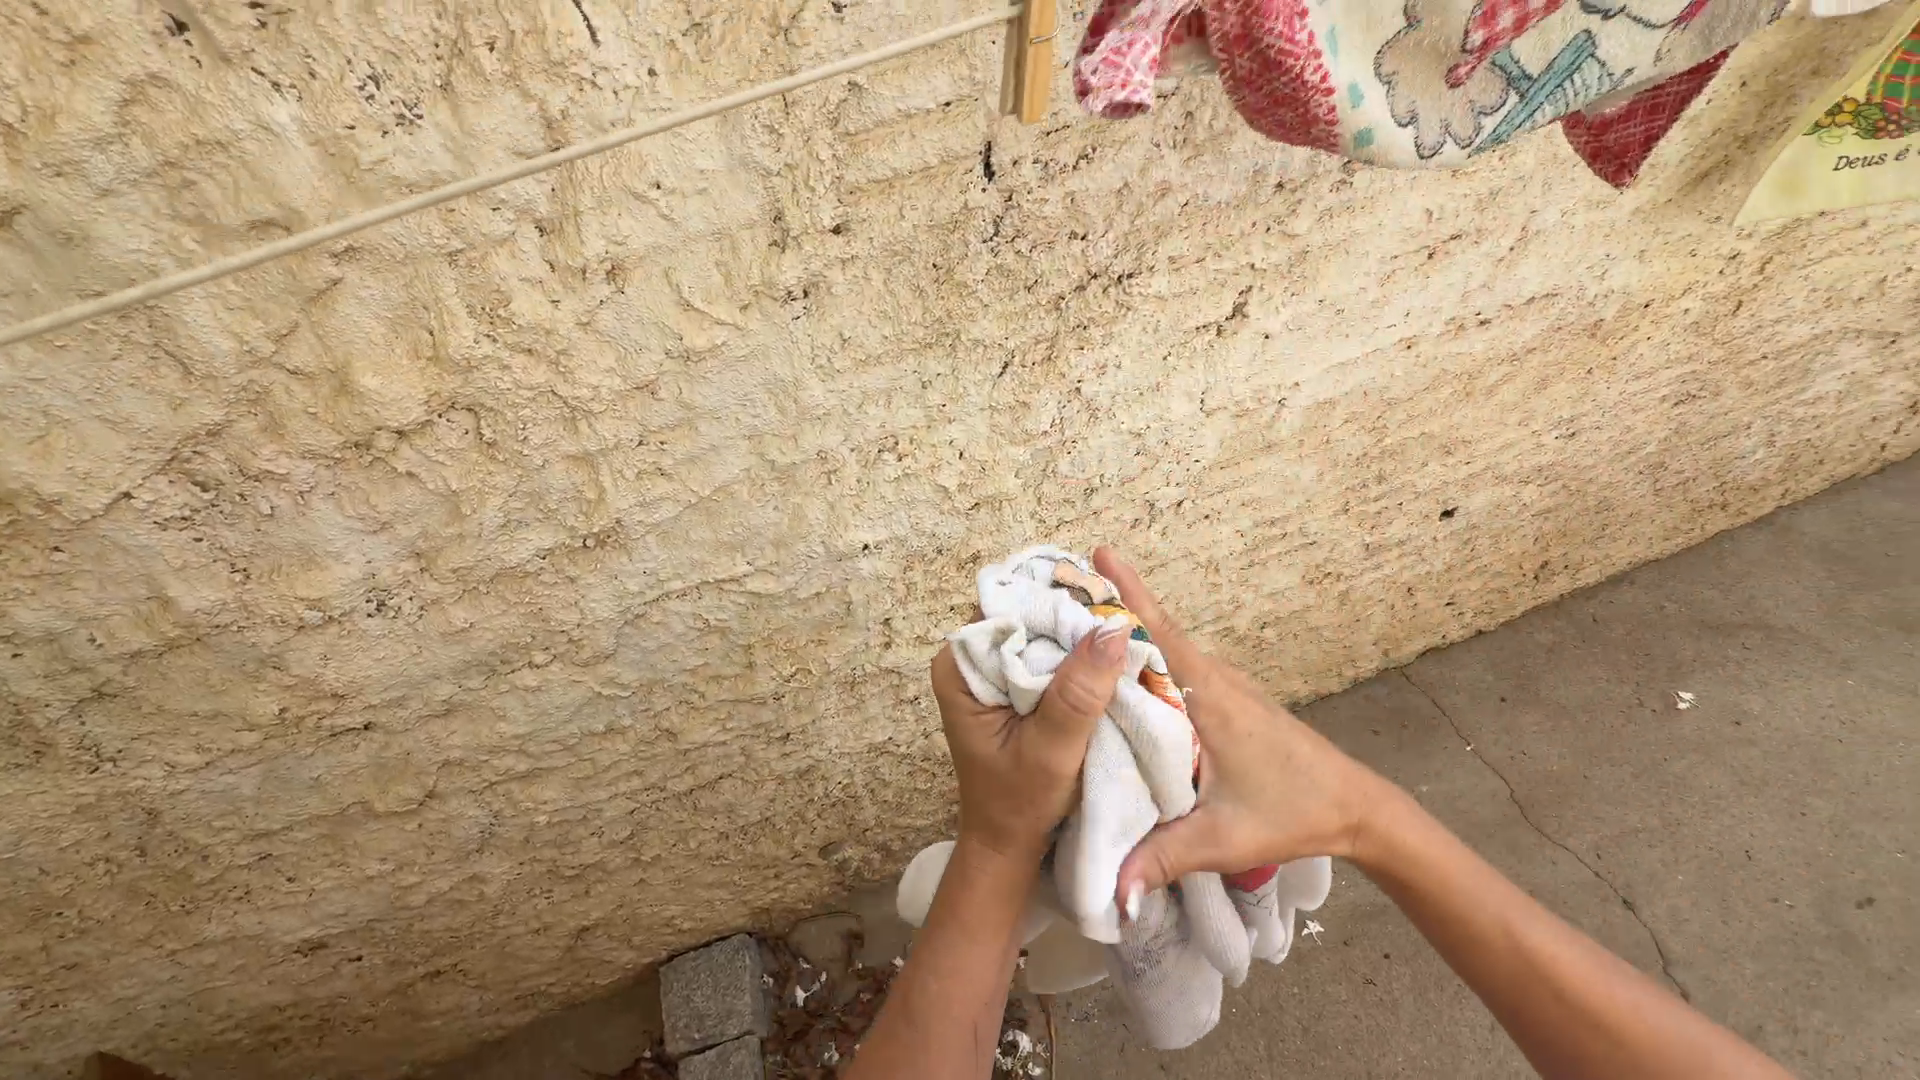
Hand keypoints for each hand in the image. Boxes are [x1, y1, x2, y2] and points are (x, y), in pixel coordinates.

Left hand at [931, 623, 1131, 862]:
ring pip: (1039, 631)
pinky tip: (1107, 659)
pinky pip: (1045, 652)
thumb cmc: (1019, 803)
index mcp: (959, 667)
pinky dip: (1075, 657)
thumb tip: (1114, 628)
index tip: (1107, 608)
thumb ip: (1078, 692)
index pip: (1010, 608)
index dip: (1058, 604)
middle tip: (1123, 622)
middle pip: (1026, 614)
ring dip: (1078, 637)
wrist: (1007, 842)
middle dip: (1072, 618)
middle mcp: (968, 658)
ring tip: (1122, 637)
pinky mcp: (1009, 681)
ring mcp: (988, 668)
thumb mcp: (1052, 750)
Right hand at [1095, 548, 1394, 898]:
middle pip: (1155, 627)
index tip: (1094, 555)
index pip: (1158, 631)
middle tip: (1062, 580)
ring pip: (1165, 644)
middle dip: (1111, 599)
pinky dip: (1146, 650)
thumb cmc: (1293, 812)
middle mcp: (1214, 677)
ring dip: (1127, 624)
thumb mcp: (1224, 839)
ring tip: (1078, 614)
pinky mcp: (1227, 697)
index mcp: (1208, 695)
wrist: (1356, 806)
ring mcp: (1223, 683)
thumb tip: (1110, 894)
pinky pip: (1176, 662)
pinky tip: (1121, 666)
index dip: (1125, 593)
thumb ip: (1163, 859)